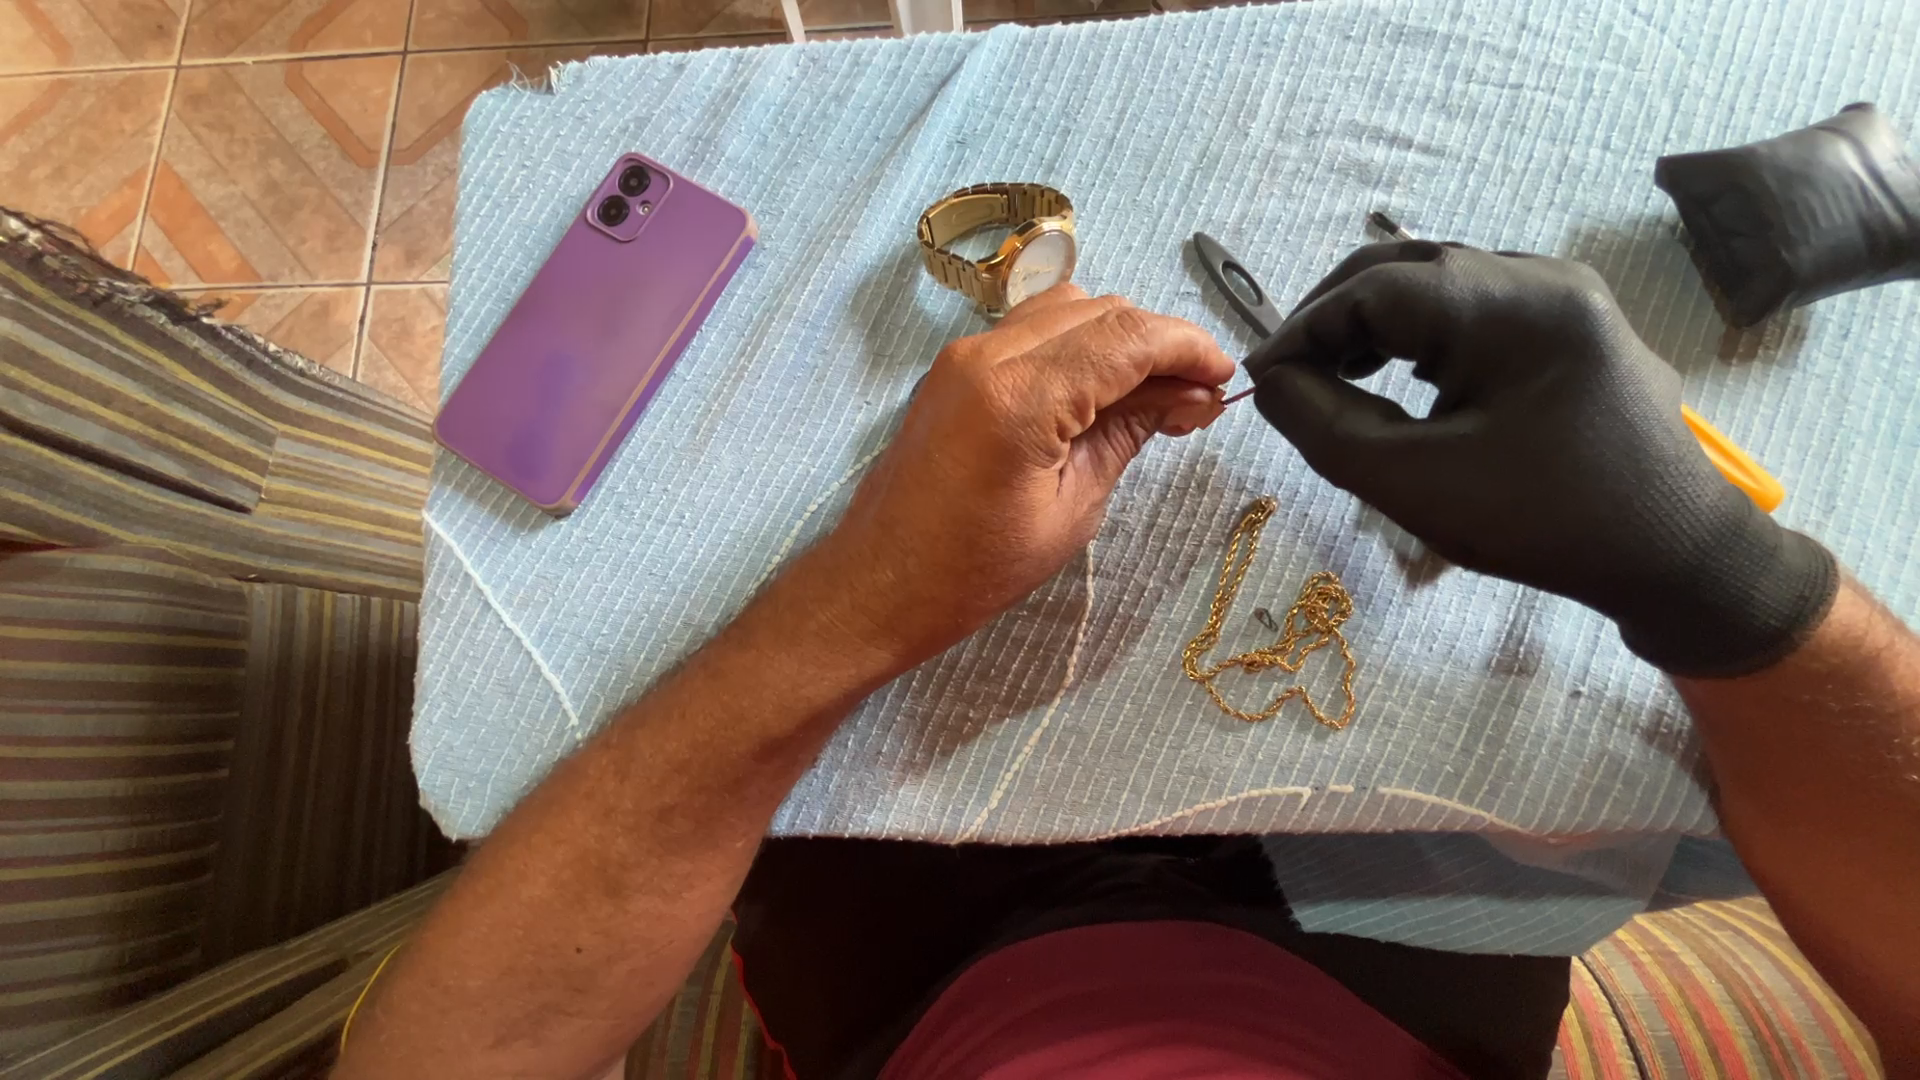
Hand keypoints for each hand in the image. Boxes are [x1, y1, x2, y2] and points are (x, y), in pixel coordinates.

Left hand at [801, 285, 1233, 667]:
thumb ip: (1128, 434)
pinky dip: (1076, 346)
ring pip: (1067, 309)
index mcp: (1020, 395)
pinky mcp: (953, 367)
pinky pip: (1031, 330)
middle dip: (1159, 344)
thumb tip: (1189, 396)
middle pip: (1101, 310)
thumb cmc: (977, 570)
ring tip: (1149, 397)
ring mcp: (963, 354)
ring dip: (1118, 340)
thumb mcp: (1072, 510)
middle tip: (1194, 399)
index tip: (1225, 379)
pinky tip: (1098, 390)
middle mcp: (987, 353)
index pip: (1127, 337)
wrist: (882, 583)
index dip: (1189, 349)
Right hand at [1246, 241, 1835, 675]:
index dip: (1302, 329)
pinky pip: (1464, 305)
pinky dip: (1408, 331)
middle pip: (1402, 266)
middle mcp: (1540, 278)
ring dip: (1366, 321)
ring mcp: (1559, 294)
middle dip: (1329, 316)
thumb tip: (1270, 379)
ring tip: (1327, 374)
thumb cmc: (1537, 522)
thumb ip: (1319, 423)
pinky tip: (1386, 372)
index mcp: (1512, 308)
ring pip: (1431, 281)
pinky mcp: (1562, 321)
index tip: (1259, 380)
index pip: (1372, 288)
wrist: (1670, 553)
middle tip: (1287, 372)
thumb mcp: (1406, 480)